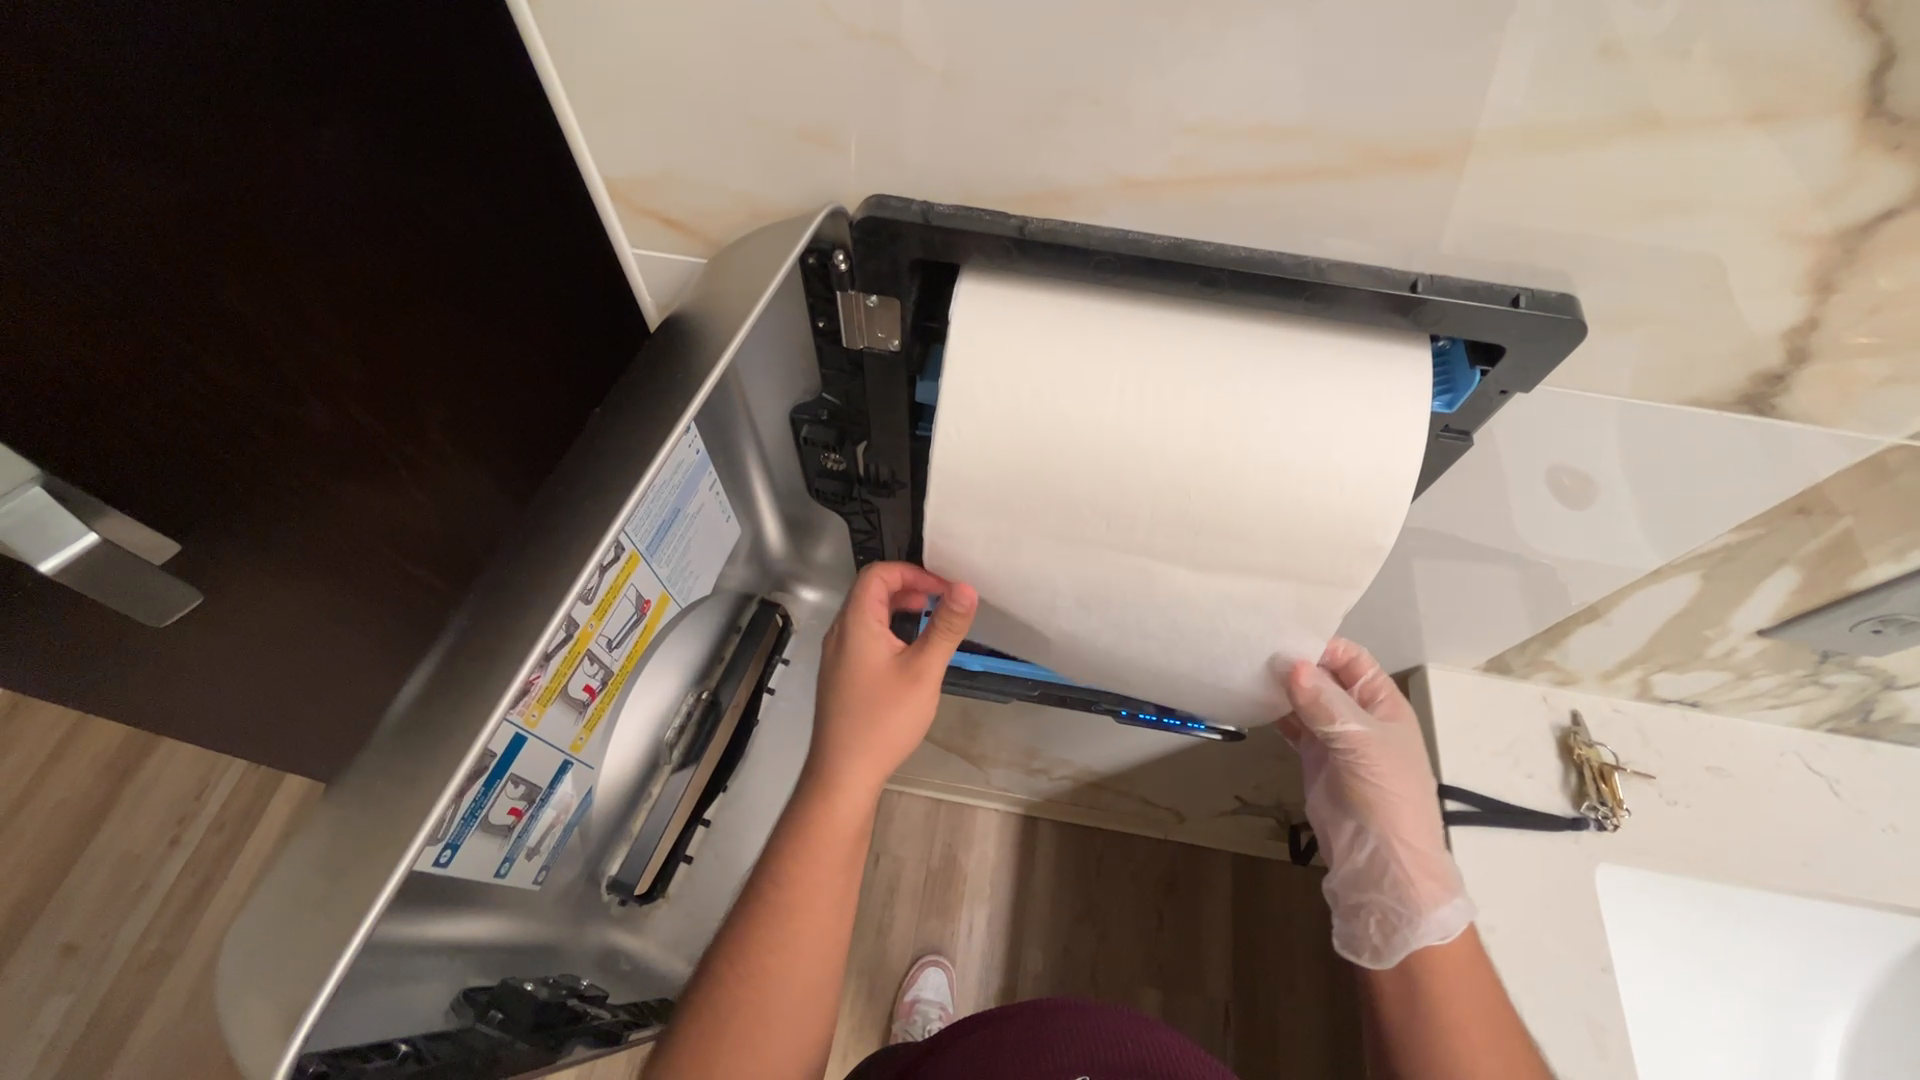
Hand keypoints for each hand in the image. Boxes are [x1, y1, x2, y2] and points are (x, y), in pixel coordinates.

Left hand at [807, 562, 976, 798]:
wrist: (843, 772)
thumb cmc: (884, 720)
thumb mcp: (924, 670)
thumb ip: (945, 627)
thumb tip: (966, 588)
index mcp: (856, 622)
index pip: (878, 573)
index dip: (913, 572)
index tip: (944, 589)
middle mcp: (841, 632)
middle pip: (871, 590)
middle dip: (909, 587)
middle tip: (941, 600)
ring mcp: (838, 655)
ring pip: (868, 614)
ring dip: (899, 608)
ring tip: (930, 620)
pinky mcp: (841, 674)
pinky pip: (865, 636)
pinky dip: (890, 630)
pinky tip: (910, 652)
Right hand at [1281, 637, 1473, 969]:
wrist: (1379, 858)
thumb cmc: (1385, 795)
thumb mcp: (1361, 742)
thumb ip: (1325, 703)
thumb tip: (1291, 665)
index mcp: (1382, 702)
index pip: (1350, 658)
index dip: (1319, 646)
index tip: (1280, 636)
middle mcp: (1358, 713)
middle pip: (1324, 675)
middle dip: (1294, 662)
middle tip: (1252, 649)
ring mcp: (1333, 735)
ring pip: (1304, 698)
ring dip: (1280, 686)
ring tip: (1244, 669)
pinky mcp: (1312, 755)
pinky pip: (1291, 723)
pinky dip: (1273, 711)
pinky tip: (1250, 700)